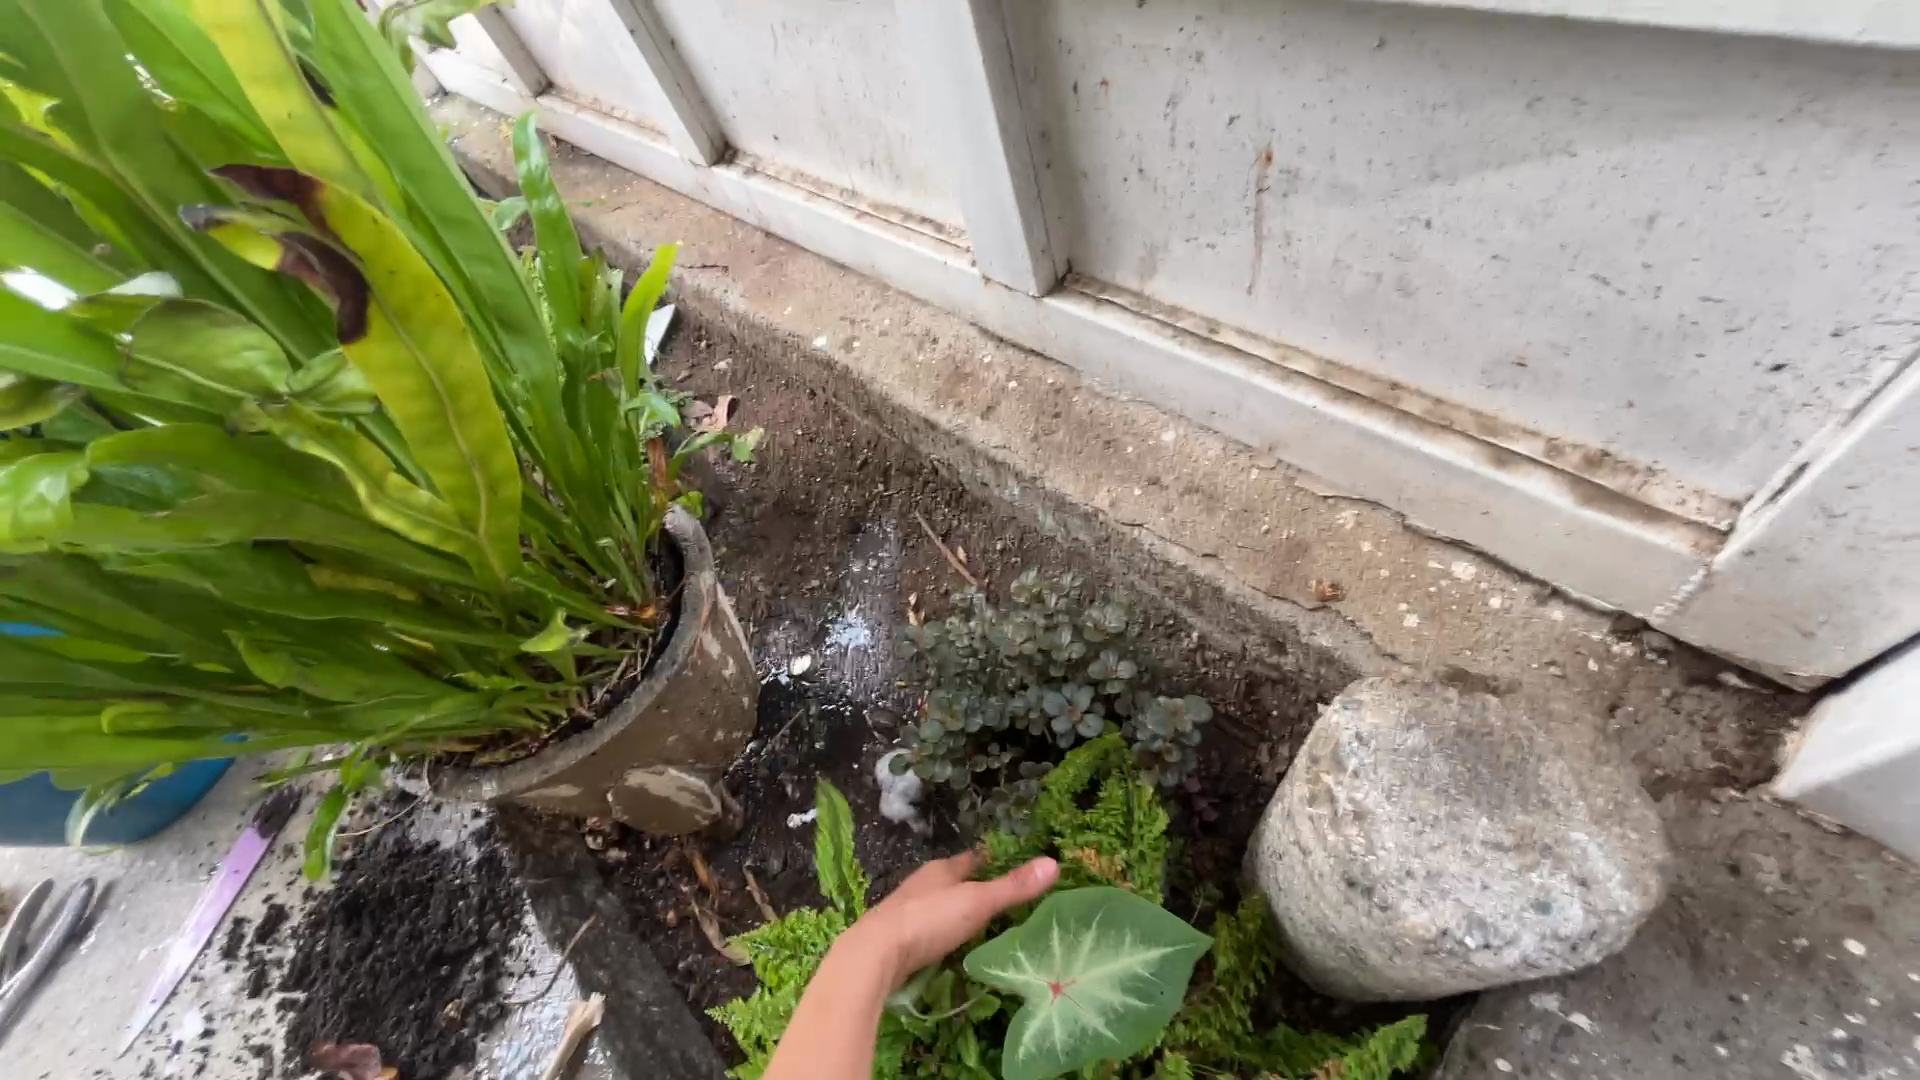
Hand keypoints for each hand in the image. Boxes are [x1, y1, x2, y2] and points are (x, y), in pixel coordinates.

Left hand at [832, 851, 1058, 990]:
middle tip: (996, 894)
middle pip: (952, 879)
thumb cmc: (930, 919)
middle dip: (970, 884)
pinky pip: (925, 927)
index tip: (1006, 861)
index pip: (971, 859)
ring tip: (975, 920)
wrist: (876, 952)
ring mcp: (908, 908)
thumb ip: (1013, 887)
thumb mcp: (977, 902)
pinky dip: (939, 931)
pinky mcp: (897, 936)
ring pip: (937, 902)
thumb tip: (1053, 863)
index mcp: (943, 870)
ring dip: (953, 908)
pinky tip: (946, 944)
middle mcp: (924, 883)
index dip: (989, 860)